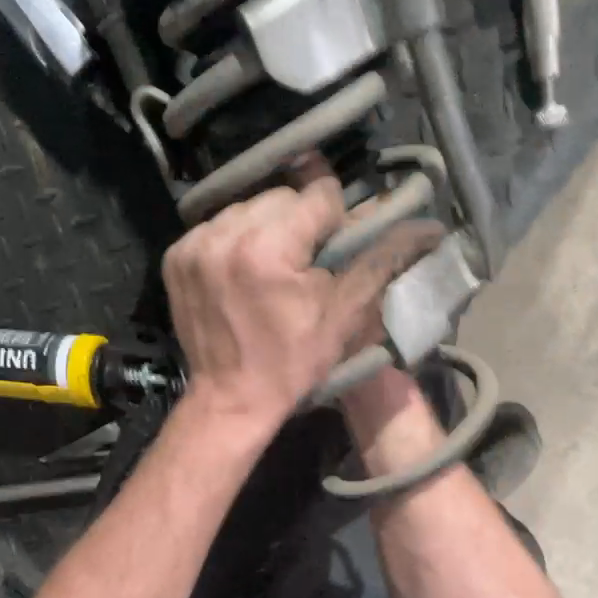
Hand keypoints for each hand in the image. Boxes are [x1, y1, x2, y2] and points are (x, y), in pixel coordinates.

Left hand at [163, 162, 441, 432]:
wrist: (230, 400)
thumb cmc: (290, 364)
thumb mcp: (343, 316)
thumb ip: (377, 260)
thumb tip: (422, 226)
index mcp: (267, 248)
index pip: (319, 197)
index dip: (334, 225)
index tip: (330, 258)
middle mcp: (224, 235)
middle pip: (281, 198)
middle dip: (297, 226)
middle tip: (301, 269)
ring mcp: (194, 245)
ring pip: (248, 208)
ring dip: (265, 231)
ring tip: (270, 272)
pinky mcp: (176, 256)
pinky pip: (218, 227)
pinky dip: (234, 243)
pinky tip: (241, 274)